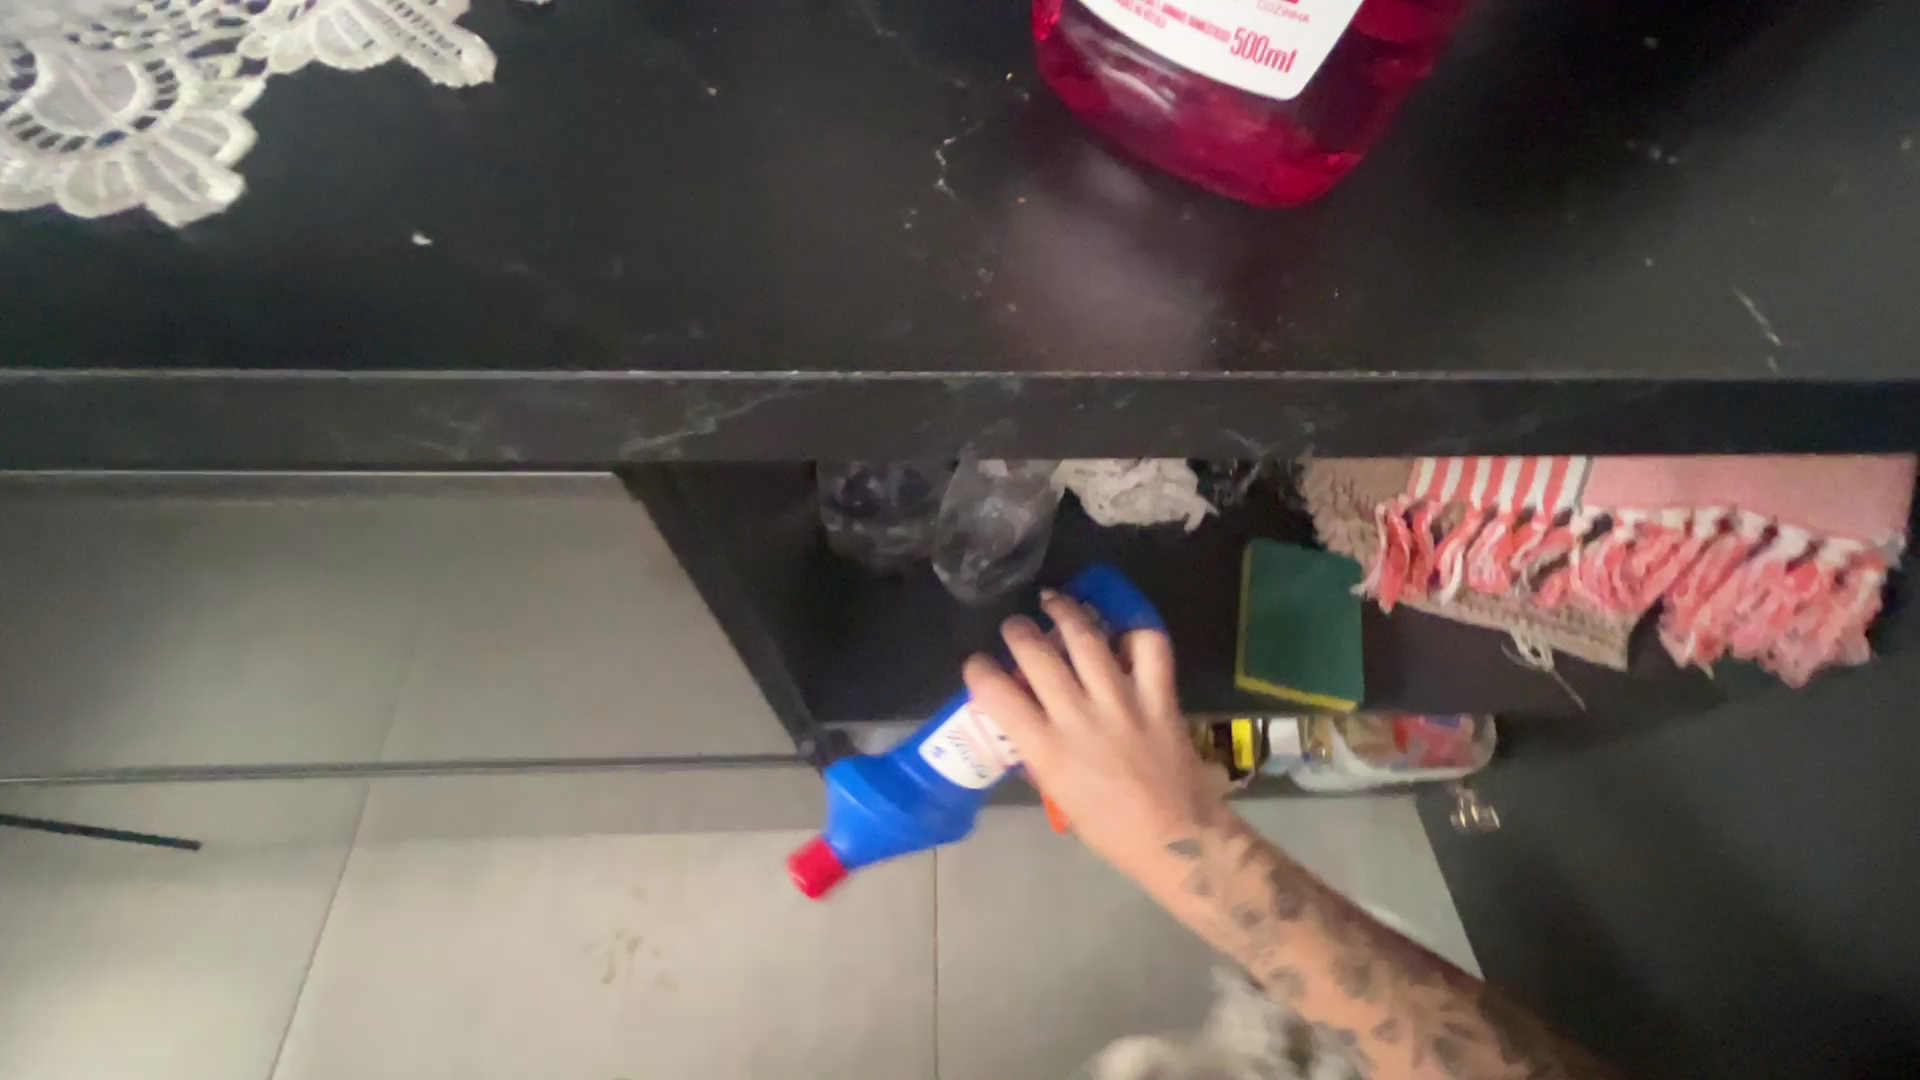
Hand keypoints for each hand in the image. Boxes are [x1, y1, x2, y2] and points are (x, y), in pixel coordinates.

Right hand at [961, 590, 1228, 879]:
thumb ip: (1038, 751)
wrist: (1175, 839)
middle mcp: (1078, 718)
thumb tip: (1024, 720)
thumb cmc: (1109, 827)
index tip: (978, 664)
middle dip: (1018, 630)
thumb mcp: (1056, 792)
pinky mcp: (1158, 697)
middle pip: (1036, 654)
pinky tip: (1119, 628)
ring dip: (1064, 612)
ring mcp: (1121, 703)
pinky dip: (1134, 630)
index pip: (995, 693)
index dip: (977, 670)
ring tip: (1054, 601)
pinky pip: (1149, 647)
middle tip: (1017, 626)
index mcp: (1046, 749)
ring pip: (1085, 639)